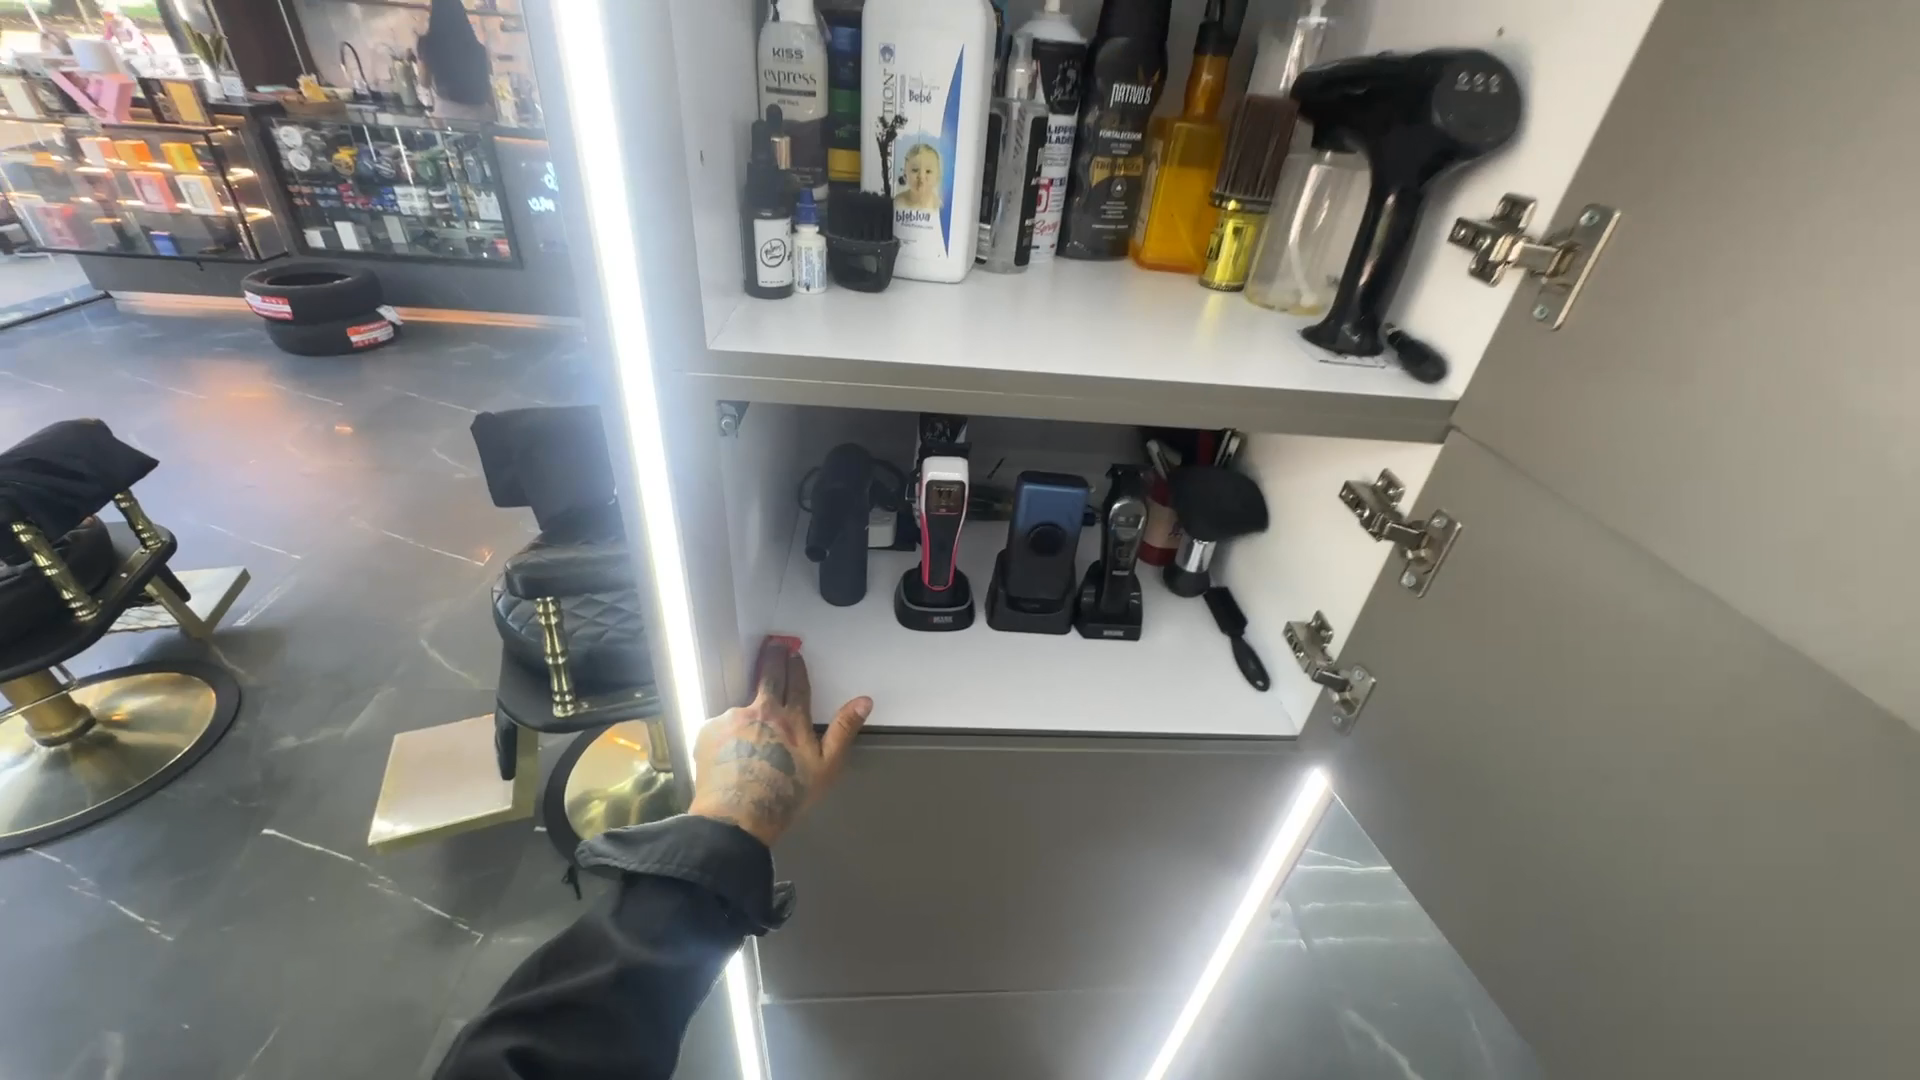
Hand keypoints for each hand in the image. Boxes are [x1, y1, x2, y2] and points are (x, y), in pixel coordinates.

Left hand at [687, 640, 871, 847]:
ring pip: (742, 706)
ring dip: (748, 709)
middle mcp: (762, 710)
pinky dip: (726, 735)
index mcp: (792, 718)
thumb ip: (845, 729)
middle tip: (773, 645)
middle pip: (768, 676)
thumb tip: (865, 700)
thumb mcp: (827, 766)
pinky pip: (720, 727)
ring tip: (747, 727)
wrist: (737, 816)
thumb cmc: (788, 794)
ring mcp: (733, 718)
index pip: (796, 683)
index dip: (796, 667)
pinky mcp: (709, 731)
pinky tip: (728, 753)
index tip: (793, 653)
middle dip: (772, 658)